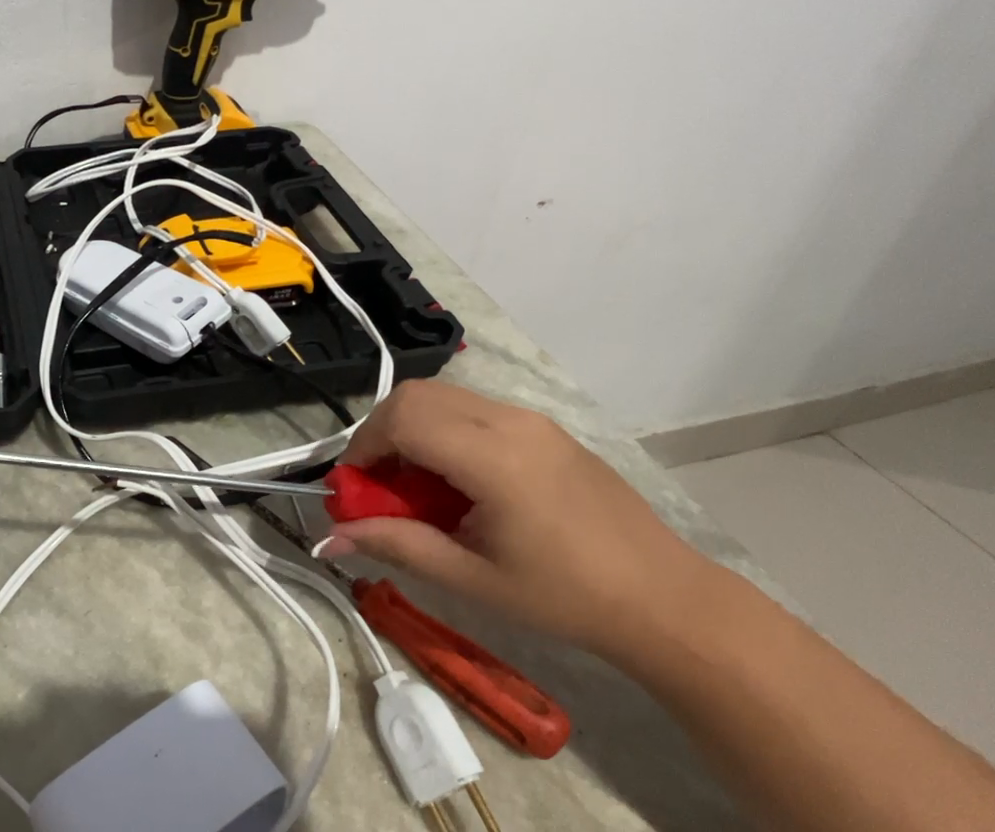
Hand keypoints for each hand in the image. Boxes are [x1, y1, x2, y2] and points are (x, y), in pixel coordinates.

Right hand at [319, 380, 712, 659]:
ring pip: (444, 398)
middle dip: (380, 434)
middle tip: (377, 486)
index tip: (353, 490)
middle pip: (416, 397)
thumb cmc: (564, 595)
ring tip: (414, 488)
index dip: (363, 448)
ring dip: (411, 431)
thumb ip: (397, 545)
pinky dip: (444, 433)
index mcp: (492, 457)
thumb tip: (332, 537)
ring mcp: (531, 420)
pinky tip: (455, 483)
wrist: (662, 597)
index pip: (401, 419)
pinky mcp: (545, 429)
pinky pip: (474, 411)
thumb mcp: (471, 577)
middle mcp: (510, 422)